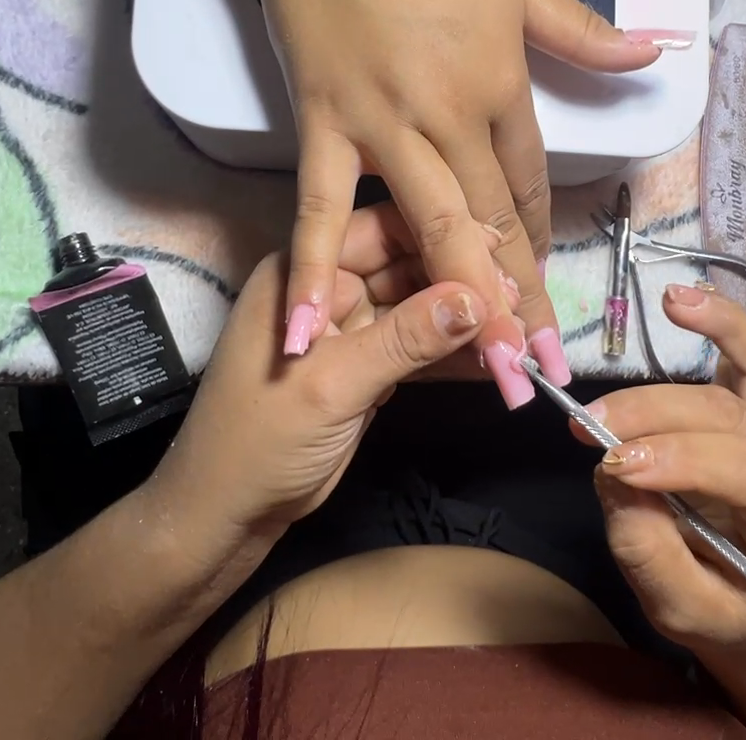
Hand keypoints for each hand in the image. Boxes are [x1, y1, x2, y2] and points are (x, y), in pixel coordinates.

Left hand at [149, 206, 485, 541]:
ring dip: (461, 321)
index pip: (381, 231)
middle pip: (406, 269)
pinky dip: (450, 354)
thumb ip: (406, 338)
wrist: (227, 515)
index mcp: (302, 270)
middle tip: (518, 295)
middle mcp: (327, 287)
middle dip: (459, 283)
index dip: (438, 236)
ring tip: (515, 328)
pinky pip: (416, 347)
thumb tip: (477, 300)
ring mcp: (348, 328)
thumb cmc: (260, 439)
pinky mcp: (365, 365)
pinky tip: (491, 358)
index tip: (496, 245)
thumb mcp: (334, 384)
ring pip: (417, 309)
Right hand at [242, 0, 693, 404]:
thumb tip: (654, 53)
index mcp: (500, 84)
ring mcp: (383, 127)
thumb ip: (582, 31)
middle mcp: (451, 117)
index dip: (540, 244)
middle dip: (519, 305)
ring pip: (432, 229)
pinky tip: (309, 333)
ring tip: (484, 378)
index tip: (546, 296)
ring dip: (460, 308)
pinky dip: (313, 268)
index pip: (530, 184)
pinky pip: (318, 207)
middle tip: (538, 378)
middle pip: (493, 224)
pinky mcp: (321, 125)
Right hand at [584, 284, 745, 654]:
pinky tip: (682, 300)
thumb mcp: (684, 612)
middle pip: (732, 419)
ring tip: (643, 339)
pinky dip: (724, 323)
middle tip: (587, 428)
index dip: (683, 458)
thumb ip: (651, 554)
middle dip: (655, 417)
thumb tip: (612, 473)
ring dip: (693, 351)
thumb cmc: (725, 614)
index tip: (615, 462)